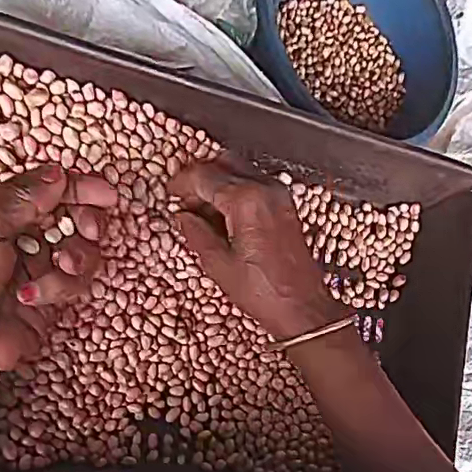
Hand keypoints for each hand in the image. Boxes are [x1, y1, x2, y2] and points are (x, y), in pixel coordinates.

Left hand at [0, 164, 114, 375]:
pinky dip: (59, 287)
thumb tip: (57, 174)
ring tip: (60, 266)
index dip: (78, 188)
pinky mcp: (50, 298)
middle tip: (89, 228)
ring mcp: (38, 269)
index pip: (48, 189)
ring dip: (77, 257)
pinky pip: (74, 284)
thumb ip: (23, 196)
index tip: (106, 193)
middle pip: (72, 218)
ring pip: (80, 251)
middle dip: (86, 221)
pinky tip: (34, 296)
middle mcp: (21, 237)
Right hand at [167, 156, 347, 341]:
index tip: (170, 195)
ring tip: (202, 213)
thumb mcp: (219, 265)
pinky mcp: (286, 206)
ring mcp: (279, 195)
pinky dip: (236, 191)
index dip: (181, 183)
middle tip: (183, 203)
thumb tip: (183, 216)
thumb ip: (197, 234)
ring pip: (239, 171)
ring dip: (218, 184)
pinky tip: (225, 218)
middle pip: (223, 164)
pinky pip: (255, 184)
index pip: (204, 176)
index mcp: (246, 200)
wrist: (302, 307)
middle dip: (199, 179)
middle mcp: (266, 189)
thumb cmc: (263, 292)